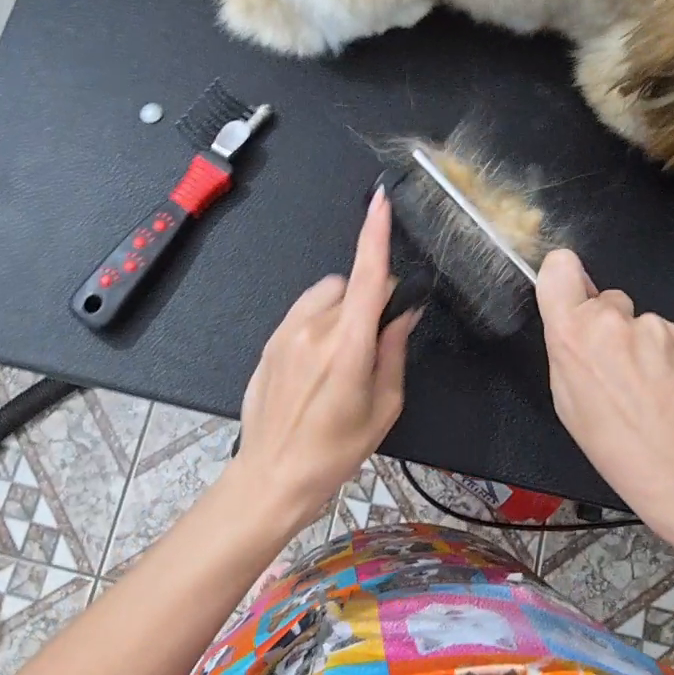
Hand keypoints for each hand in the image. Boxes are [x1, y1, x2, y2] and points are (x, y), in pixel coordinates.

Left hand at [231, 188, 418, 526]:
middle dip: (368, 301)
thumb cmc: (335, 450)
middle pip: (350, 286)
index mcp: (348, 346)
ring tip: (342, 355)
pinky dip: (318, 321)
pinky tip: (318, 362)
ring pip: (325, 295)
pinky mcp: (270, 341)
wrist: (274, 473)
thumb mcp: (383, 407)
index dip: (375, 233)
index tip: (381, 202)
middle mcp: (313, 329)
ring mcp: (286, 332)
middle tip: (373, 343)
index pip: (367, 275)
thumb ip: (394, 351)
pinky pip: (303, 312)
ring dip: (341, 309)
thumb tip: (403, 314)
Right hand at [536, 249, 673, 516]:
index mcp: (570, 336)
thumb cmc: (615, 445)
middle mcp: (611, 323)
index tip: (576, 293)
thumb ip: (568, 347)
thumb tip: (577, 318)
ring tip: (653, 389)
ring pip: (647, 322)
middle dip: (613, 326)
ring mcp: (656, 327)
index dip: (568, 278)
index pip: (559, 269)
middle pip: (609, 301)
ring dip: (649, 346)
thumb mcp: (566, 399)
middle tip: (620, 370)